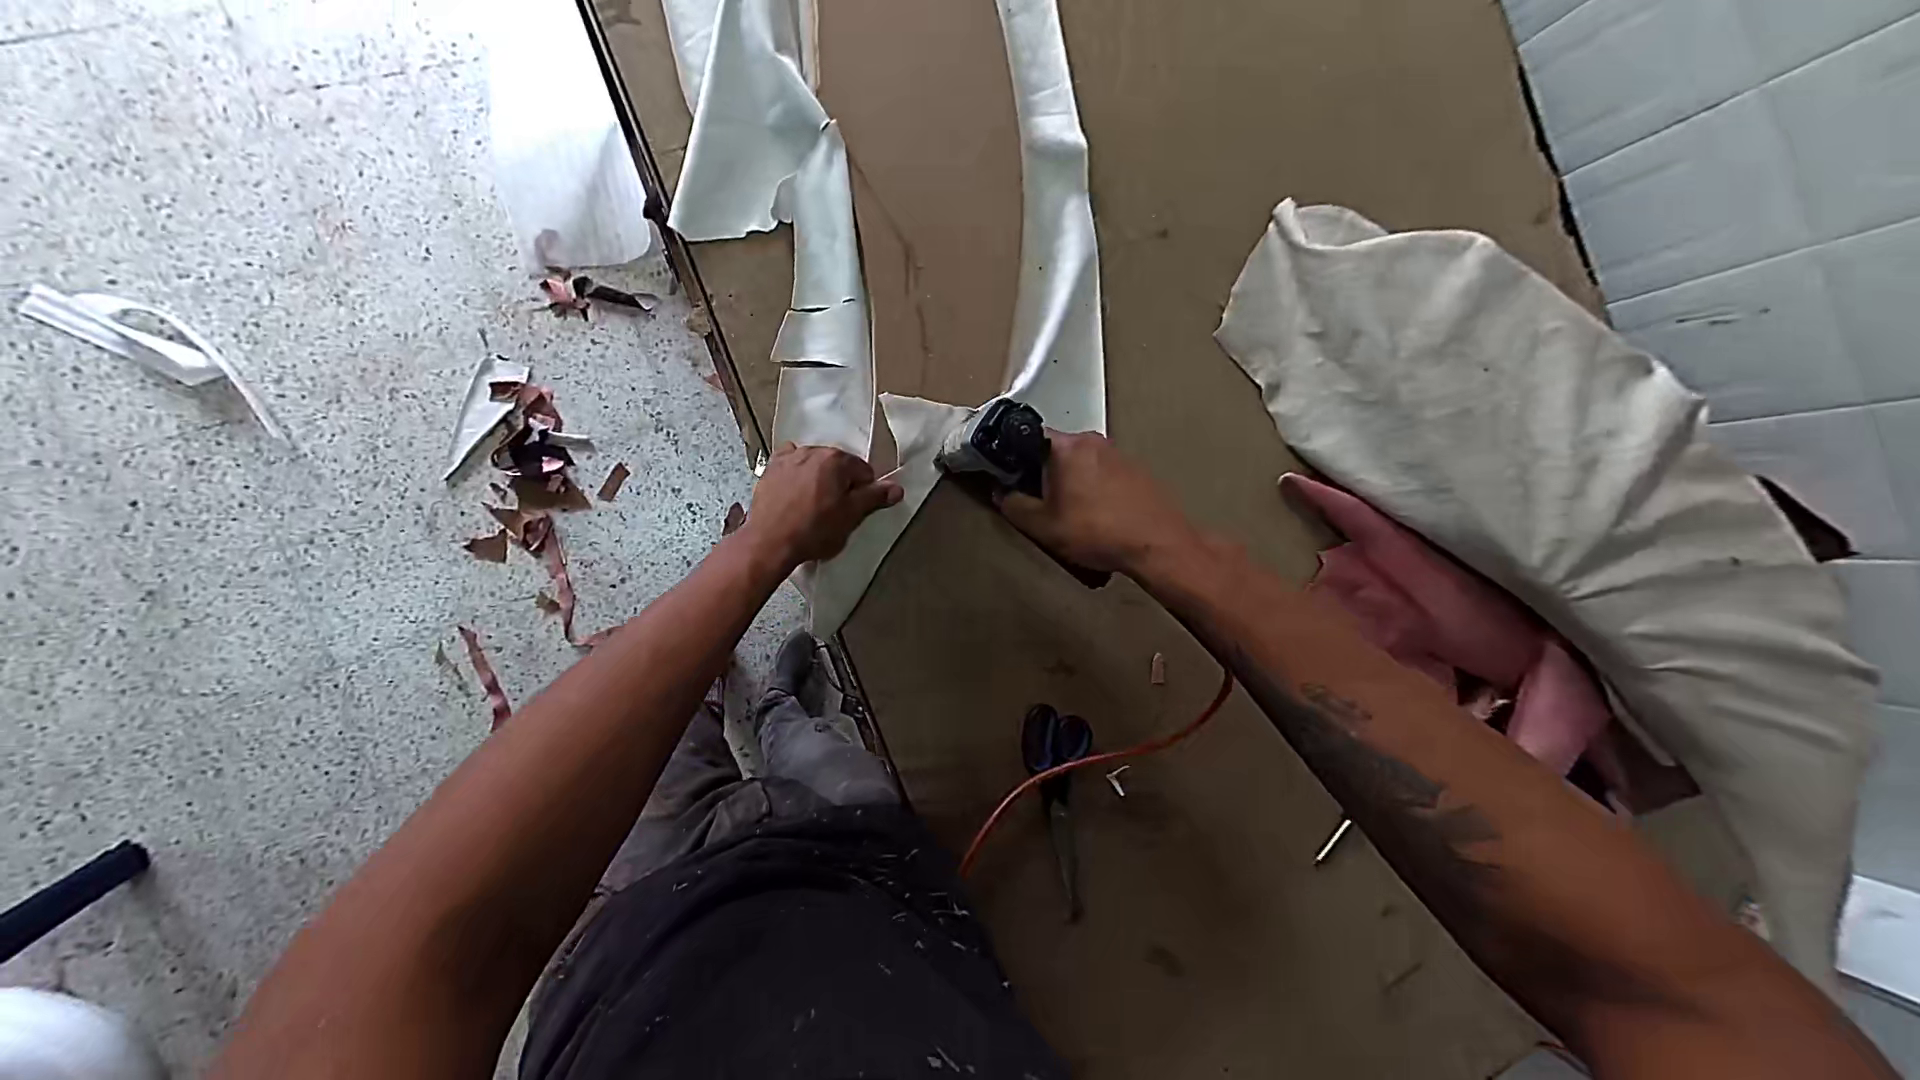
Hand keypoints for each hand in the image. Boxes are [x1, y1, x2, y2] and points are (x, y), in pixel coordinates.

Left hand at [739, 443, 902, 566]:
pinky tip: (795, 490)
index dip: (863, 491)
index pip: (863, 471)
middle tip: (834, 510)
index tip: (854, 508)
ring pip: (815, 464)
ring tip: (812, 506)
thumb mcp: (851, 516)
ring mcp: (790, 458)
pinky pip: (790, 464)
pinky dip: (796, 473)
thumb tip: (896, 489)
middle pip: (838, 465)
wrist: (770, 542)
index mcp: (837, 460)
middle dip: (840, 484)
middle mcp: (813, 452)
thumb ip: (874, 498)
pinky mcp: (771, 469)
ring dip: (818, 479)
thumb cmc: (813, 531)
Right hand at [995, 431, 1199, 575]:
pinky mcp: (1135, 470)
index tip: (1011, 480)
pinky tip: (1096, 518)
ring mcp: (1117, 454)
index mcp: (1065, 446)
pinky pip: (1102, 474)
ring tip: (1071, 517)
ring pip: (1079, 464)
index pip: (1027, 437)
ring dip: (1070, 484)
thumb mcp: (1043, 526)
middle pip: (1054, 452)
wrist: (1157, 544)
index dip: (1013, 459)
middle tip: (1041, 505)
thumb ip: (1014, 506)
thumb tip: (1002, 494)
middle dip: (1043, 475)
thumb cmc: (1100, 532)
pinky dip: (1093, 491)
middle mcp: (1092, 442)